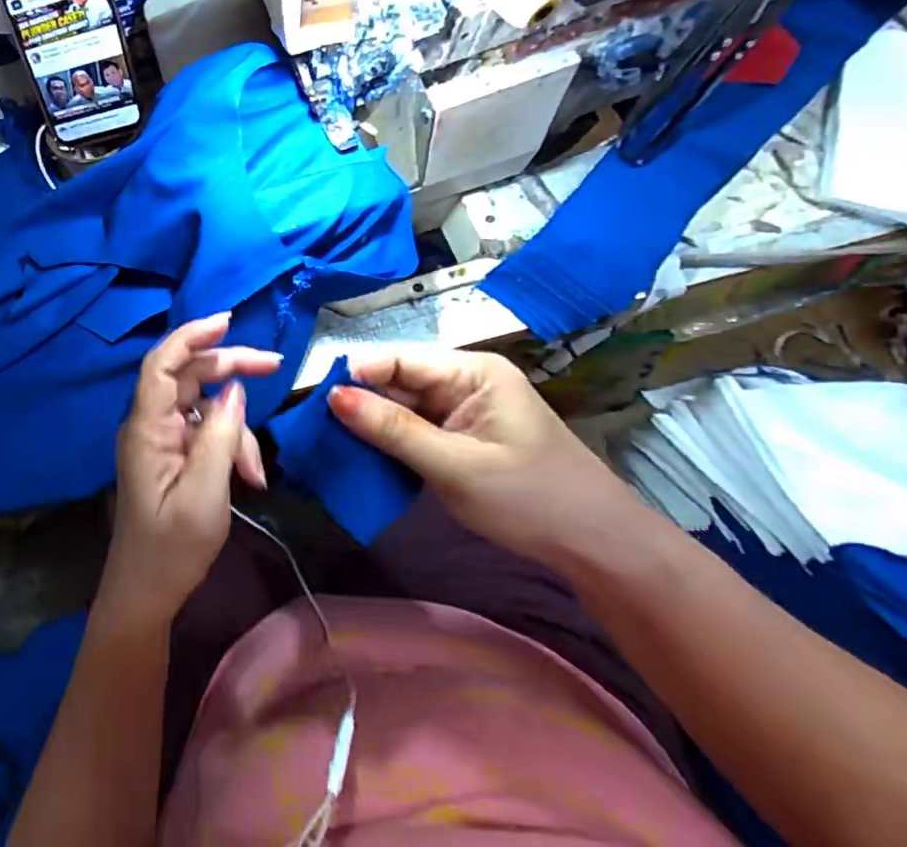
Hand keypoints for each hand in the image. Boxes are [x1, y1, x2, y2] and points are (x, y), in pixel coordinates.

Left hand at [103, 314, 277, 622]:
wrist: (147, 591)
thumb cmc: (172, 548)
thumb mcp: (205, 493)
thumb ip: (220, 435)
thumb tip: (235, 390)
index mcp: (146, 428)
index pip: (162, 364)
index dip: (192, 335)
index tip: (229, 321)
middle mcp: (150, 424)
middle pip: (190, 376)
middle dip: (232, 369)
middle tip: (275, 367)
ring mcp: (162, 439)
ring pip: (206, 406)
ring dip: (237, 429)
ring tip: (255, 474)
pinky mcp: (174, 454)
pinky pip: (207, 432)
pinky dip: (232, 446)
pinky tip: (250, 477)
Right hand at [327, 349, 650, 564]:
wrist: (595, 546)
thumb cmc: (529, 499)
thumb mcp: (454, 465)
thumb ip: (392, 430)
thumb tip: (333, 396)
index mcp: (471, 372)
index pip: (398, 360)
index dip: (354, 376)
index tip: (312, 404)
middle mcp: (465, 381)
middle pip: (397, 383)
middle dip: (358, 404)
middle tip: (311, 431)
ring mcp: (463, 410)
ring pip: (402, 408)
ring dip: (370, 427)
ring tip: (327, 444)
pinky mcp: (462, 437)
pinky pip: (415, 431)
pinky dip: (390, 444)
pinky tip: (362, 458)